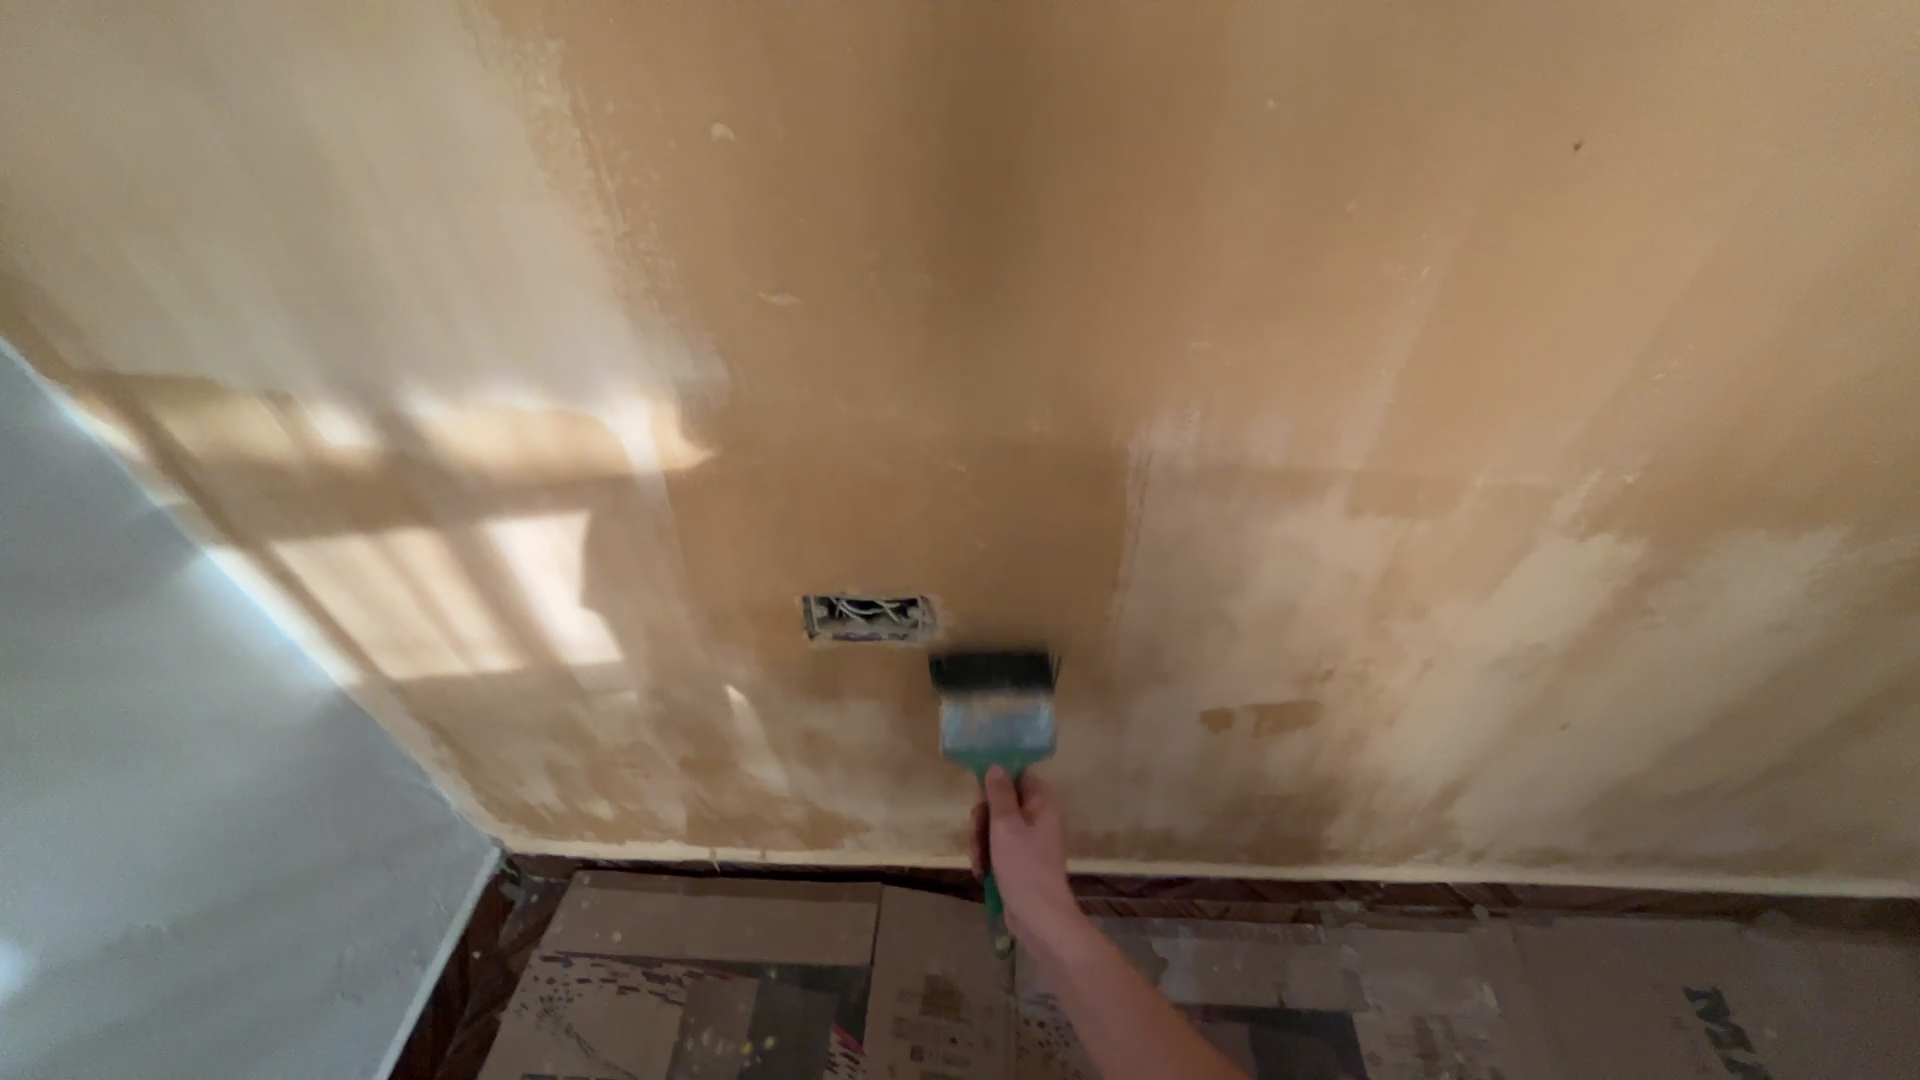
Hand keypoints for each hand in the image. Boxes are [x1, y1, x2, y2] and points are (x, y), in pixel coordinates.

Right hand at [970, 766, 1082, 942]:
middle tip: (976, 832)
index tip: (978, 791)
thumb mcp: (1006, 825)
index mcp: (1042, 802)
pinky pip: (998, 847)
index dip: (997, 780)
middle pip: (1002, 802)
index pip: (1018, 775)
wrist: (1038, 917)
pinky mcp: (1021, 860)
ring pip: (995, 826)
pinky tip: (982, 872)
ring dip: (981, 841)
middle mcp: (1039, 817)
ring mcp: (1030, 840)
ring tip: (978, 860)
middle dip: (983, 818)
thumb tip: (996, 765)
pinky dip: (988, 856)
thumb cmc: (1024, 866)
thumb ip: (999, 793)